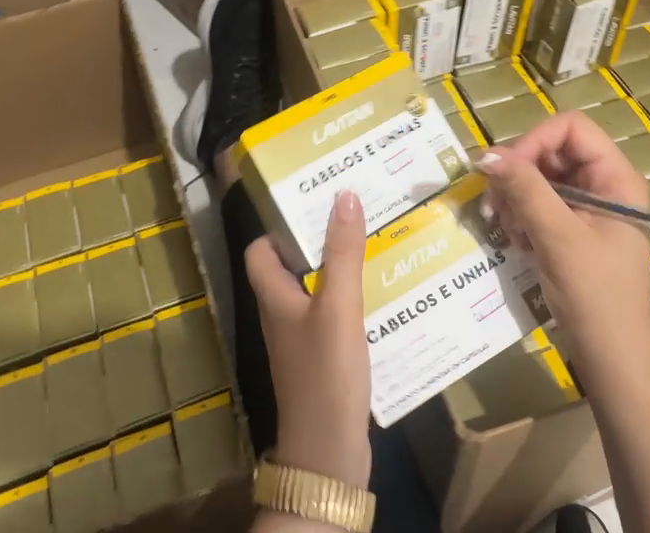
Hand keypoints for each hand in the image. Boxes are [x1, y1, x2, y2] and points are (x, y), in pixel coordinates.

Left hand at [243, 190, 372, 486]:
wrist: (328, 455)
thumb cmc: (325, 374)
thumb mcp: (338, 307)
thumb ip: (343, 254)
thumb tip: (344, 194)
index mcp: (274, 298)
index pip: (260, 251)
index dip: (280, 228)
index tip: (315, 206)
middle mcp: (283, 316)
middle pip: (295, 269)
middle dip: (324, 244)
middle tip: (360, 219)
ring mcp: (303, 342)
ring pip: (320, 294)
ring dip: (345, 274)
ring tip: (382, 250)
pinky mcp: (325, 363)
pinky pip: (338, 322)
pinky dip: (358, 307)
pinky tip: (389, 300)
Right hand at [481, 111, 649, 355]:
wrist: (611, 358)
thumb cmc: (595, 296)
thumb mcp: (558, 238)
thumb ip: (524, 190)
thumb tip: (485, 153)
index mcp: (617, 178)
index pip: (570, 128)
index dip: (534, 141)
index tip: (504, 171)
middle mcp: (605, 184)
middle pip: (551, 150)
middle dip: (518, 173)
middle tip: (494, 205)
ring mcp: (588, 207)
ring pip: (540, 177)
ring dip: (515, 197)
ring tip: (507, 228)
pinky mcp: (572, 229)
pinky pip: (539, 203)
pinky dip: (521, 215)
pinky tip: (517, 241)